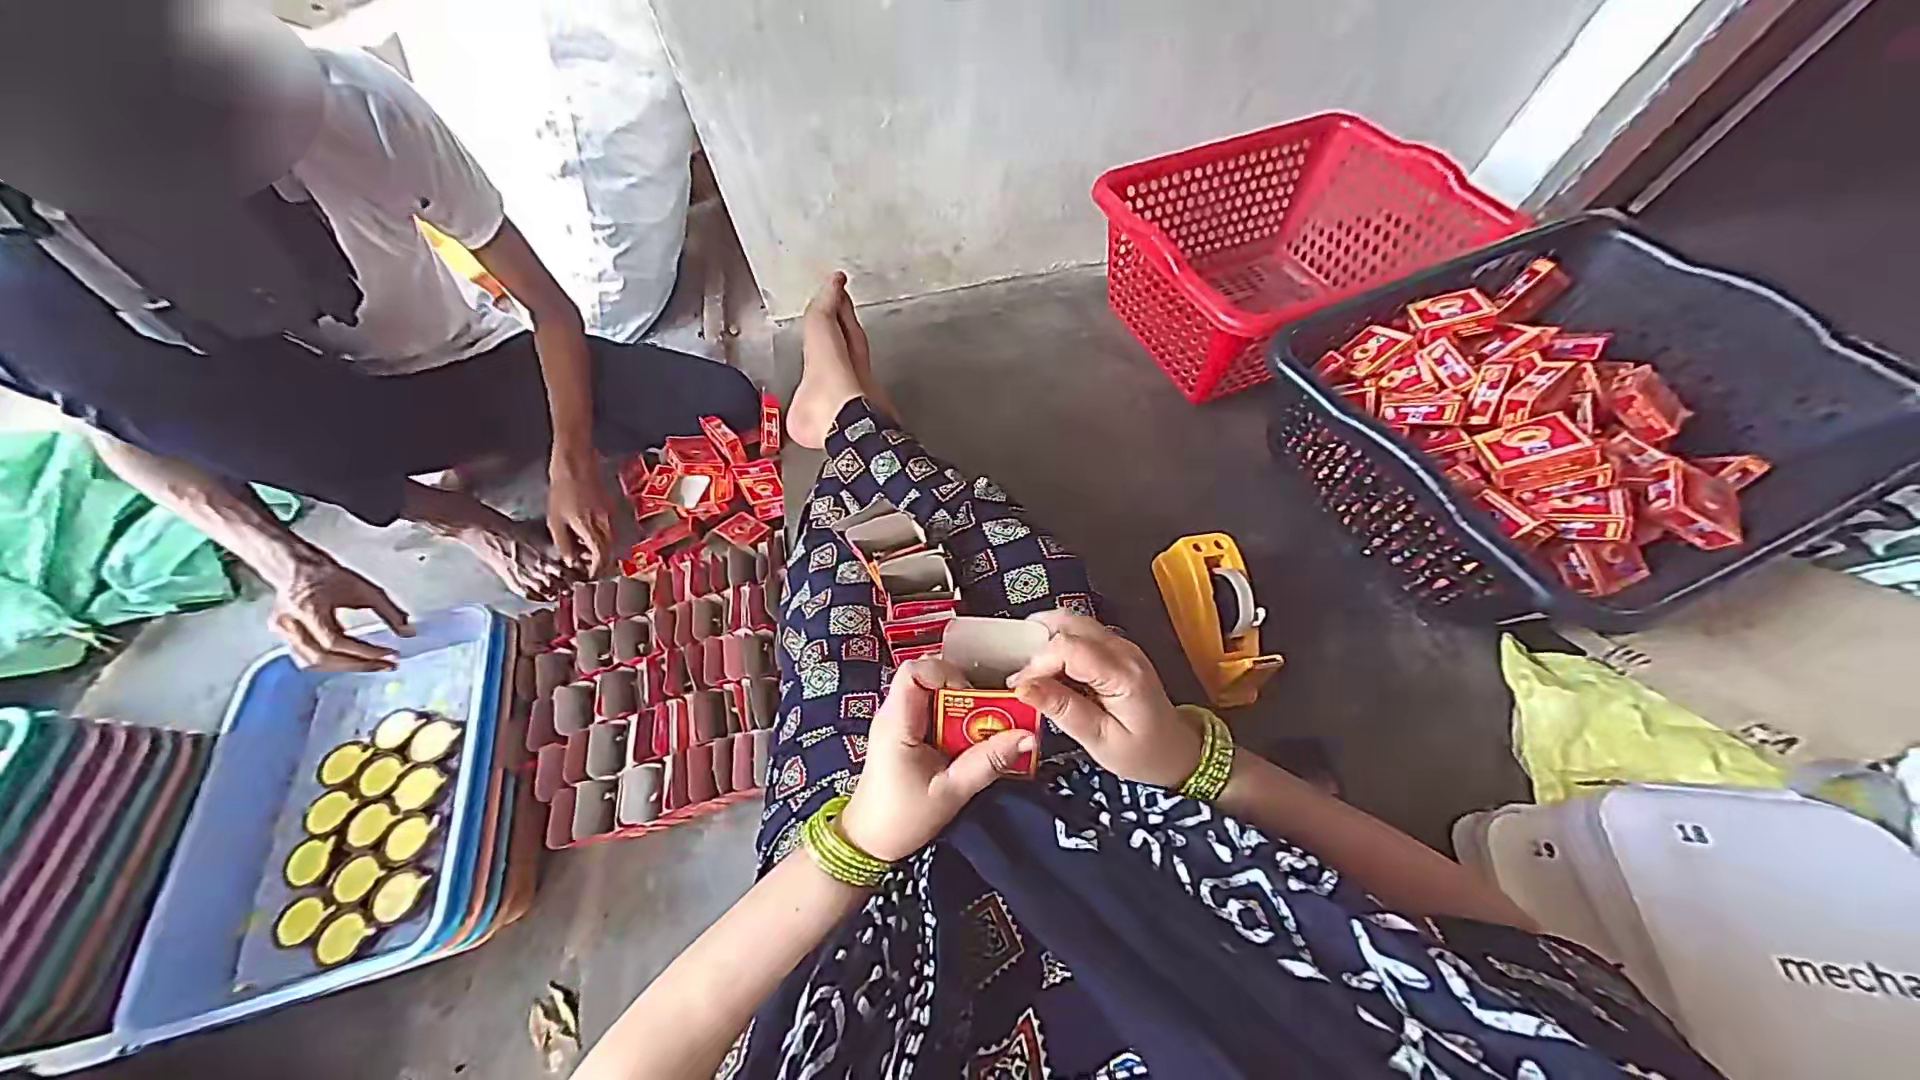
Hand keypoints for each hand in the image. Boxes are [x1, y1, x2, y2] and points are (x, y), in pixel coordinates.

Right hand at [270, 557, 414, 672]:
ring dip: (347, 666)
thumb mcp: (367, 590)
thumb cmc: (331, 576)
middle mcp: (288, 624)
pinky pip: (309, 657)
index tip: (390, 655)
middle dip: (358, 664)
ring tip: (376, 665)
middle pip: (321, 657)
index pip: (334, 641)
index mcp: (308, 610)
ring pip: (312, 661)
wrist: (297, 568)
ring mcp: (282, 632)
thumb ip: (390, 612)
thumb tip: (408, 632)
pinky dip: (334, 662)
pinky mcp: (284, 637)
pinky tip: (356, 660)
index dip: (364, 652)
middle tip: (388, 665)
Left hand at [547, 452, 615, 577]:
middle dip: (600, 562)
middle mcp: (605, 525)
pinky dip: (601, 538)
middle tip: (586, 567)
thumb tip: (571, 560)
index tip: (588, 575)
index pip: (600, 557)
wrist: (576, 465)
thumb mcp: (555, 520)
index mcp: (591, 529)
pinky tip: (587, 536)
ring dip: (600, 550)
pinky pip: (608, 530)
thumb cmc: (562, 491)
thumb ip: (564, 543)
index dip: (596, 569)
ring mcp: (610, 516)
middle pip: (608, 551)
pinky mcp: (610, 509)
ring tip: (584, 553)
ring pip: (610, 541)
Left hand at [837, 658, 1036, 862]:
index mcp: (896, 722)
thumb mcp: (951, 792)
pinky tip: (966, 740)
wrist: (869, 841)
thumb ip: (988, 762)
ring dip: (961, 705)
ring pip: (932, 691)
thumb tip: (1028, 736)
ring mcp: (896, 720)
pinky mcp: (904, 731)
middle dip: (962, 690)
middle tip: (987, 714)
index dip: (946, 673)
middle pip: (928, 676)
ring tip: (980, 728)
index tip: (972, 697)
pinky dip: (953, 717)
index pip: (913, 670)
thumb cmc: (902, 818)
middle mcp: (893, 713)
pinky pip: (931, 708)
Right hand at [1007, 610, 1201, 788]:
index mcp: (1123, 674)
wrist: (1176, 751)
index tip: (1020, 687)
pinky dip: (1056, 643)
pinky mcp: (1114, 647)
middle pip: (1068, 625)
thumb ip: (1062, 710)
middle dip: (1037, 648)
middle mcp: (1123, 650)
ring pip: (1072, 621)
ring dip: (1045, 641)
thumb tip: (1025, 688)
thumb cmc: (1142, 753)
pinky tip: (1049, 670)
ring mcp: (1120, 644)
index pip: (1069, 648)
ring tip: (1031, 672)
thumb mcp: (1099, 741)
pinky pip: (1079, 631)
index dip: (1037, 664)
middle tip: (1022, 679)